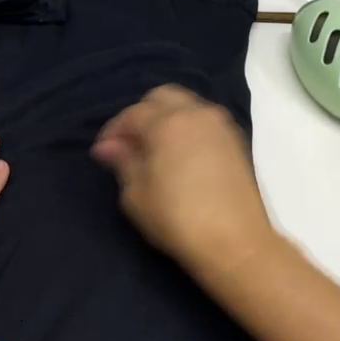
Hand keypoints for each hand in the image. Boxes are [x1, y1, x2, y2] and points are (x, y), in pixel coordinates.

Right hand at [91, 85, 276, 270]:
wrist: (236, 243)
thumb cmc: (177, 219)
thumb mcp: (136, 194)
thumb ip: (123, 162)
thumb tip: (109, 147)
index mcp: (167, 123)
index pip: (132, 114)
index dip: (113, 130)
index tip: (103, 152)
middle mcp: (196, 114)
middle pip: (162, 97)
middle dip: (141, 114)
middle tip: (129, 144)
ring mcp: (220, 127)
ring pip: (187, 106)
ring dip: (166, 119)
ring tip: (154, 149)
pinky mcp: (236, 143)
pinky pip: (204, 122)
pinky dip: (186, 129)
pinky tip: (178, 156)